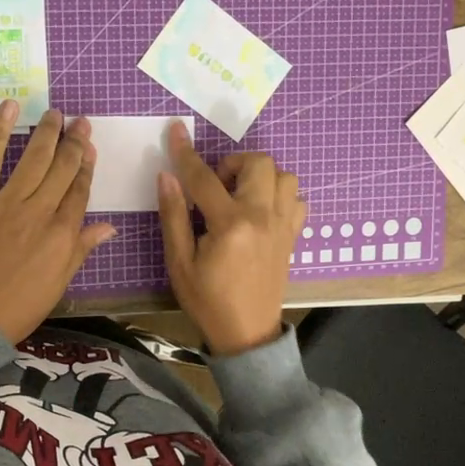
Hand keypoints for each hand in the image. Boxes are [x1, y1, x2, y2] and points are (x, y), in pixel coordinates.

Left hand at [0, 101, 116, 342]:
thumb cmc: (17, 307)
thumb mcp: (58, 284)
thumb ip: (81, 249)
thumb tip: (109, 227)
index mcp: (63, 234)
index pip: (80, 191)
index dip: (87, 167)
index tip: (90, 148)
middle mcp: (39, 211)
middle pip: (62, 169)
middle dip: (75, 143)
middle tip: (81, 122)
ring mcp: (6, 202)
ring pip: (34, 158)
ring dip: (48, 132)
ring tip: (56, 114)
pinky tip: (10, 109)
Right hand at [157, 122, 305, 355]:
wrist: (247, 335)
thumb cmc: (207, 301)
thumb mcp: (179, 262)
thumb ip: (174, 215)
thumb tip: (168, 175)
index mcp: (230, 225)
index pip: (204, 177)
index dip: (186, 152)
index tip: (176, 130)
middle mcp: (263, 218)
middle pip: (258, 163)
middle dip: (232, 164)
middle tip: (214, 187)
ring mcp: (284, 226)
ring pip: (284, 176)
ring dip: (259, 176)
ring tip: (238, 196)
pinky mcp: (293, 236)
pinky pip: (297, 199)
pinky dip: (279, 195)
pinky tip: (260, 211)